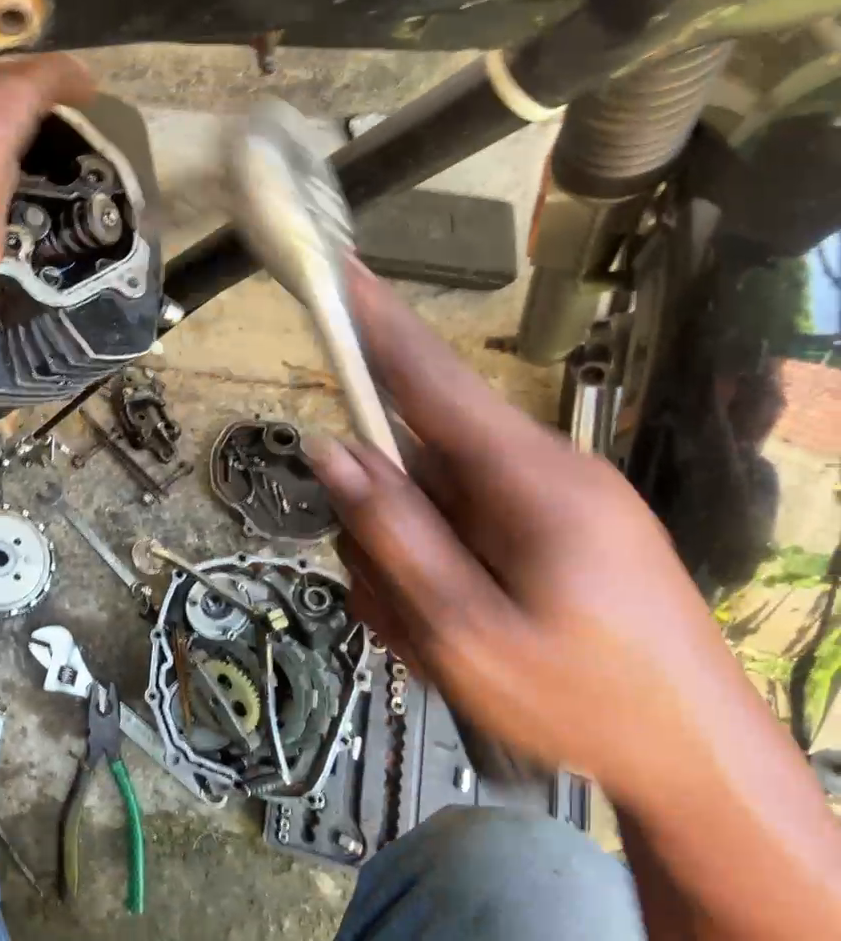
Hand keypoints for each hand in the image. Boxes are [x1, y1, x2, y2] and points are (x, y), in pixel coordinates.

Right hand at [304, 263, 774, 803]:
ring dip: (404, 568)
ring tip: (436, 637)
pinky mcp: (549, 535)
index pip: (431, 381)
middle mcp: (539, 474)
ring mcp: (547, 505)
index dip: (377, 325)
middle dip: (380, 530)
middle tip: (399, 608)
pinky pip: (456, 532)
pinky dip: (433, 578)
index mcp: (530, 480)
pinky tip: (453, 633)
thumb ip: (390, 533)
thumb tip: (333, 451)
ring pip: (424, 506)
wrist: (705, 769)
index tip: (336, 270)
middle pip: (409, 465)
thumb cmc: (587, 702)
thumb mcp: (462, 628)